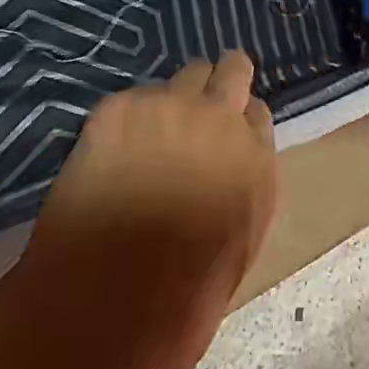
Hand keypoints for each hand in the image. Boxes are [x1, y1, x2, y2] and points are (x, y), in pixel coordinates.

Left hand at [23, 51, 279, 293]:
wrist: (112, 298)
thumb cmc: (182, 295)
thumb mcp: (241, 240)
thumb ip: (243, 185)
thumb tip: (228, 162)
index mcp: (258, 162)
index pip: (256, 112)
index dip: (236, 119)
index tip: (220, 129)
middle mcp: (221, 121)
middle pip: (231, 69)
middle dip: (217, 80)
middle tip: (194, 104)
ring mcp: (169, 107)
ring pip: (182, 74)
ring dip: (172, 97)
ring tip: (148, 132)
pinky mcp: (120, 106)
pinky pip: (132, 97)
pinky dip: (126, 117)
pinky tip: (110, 152)